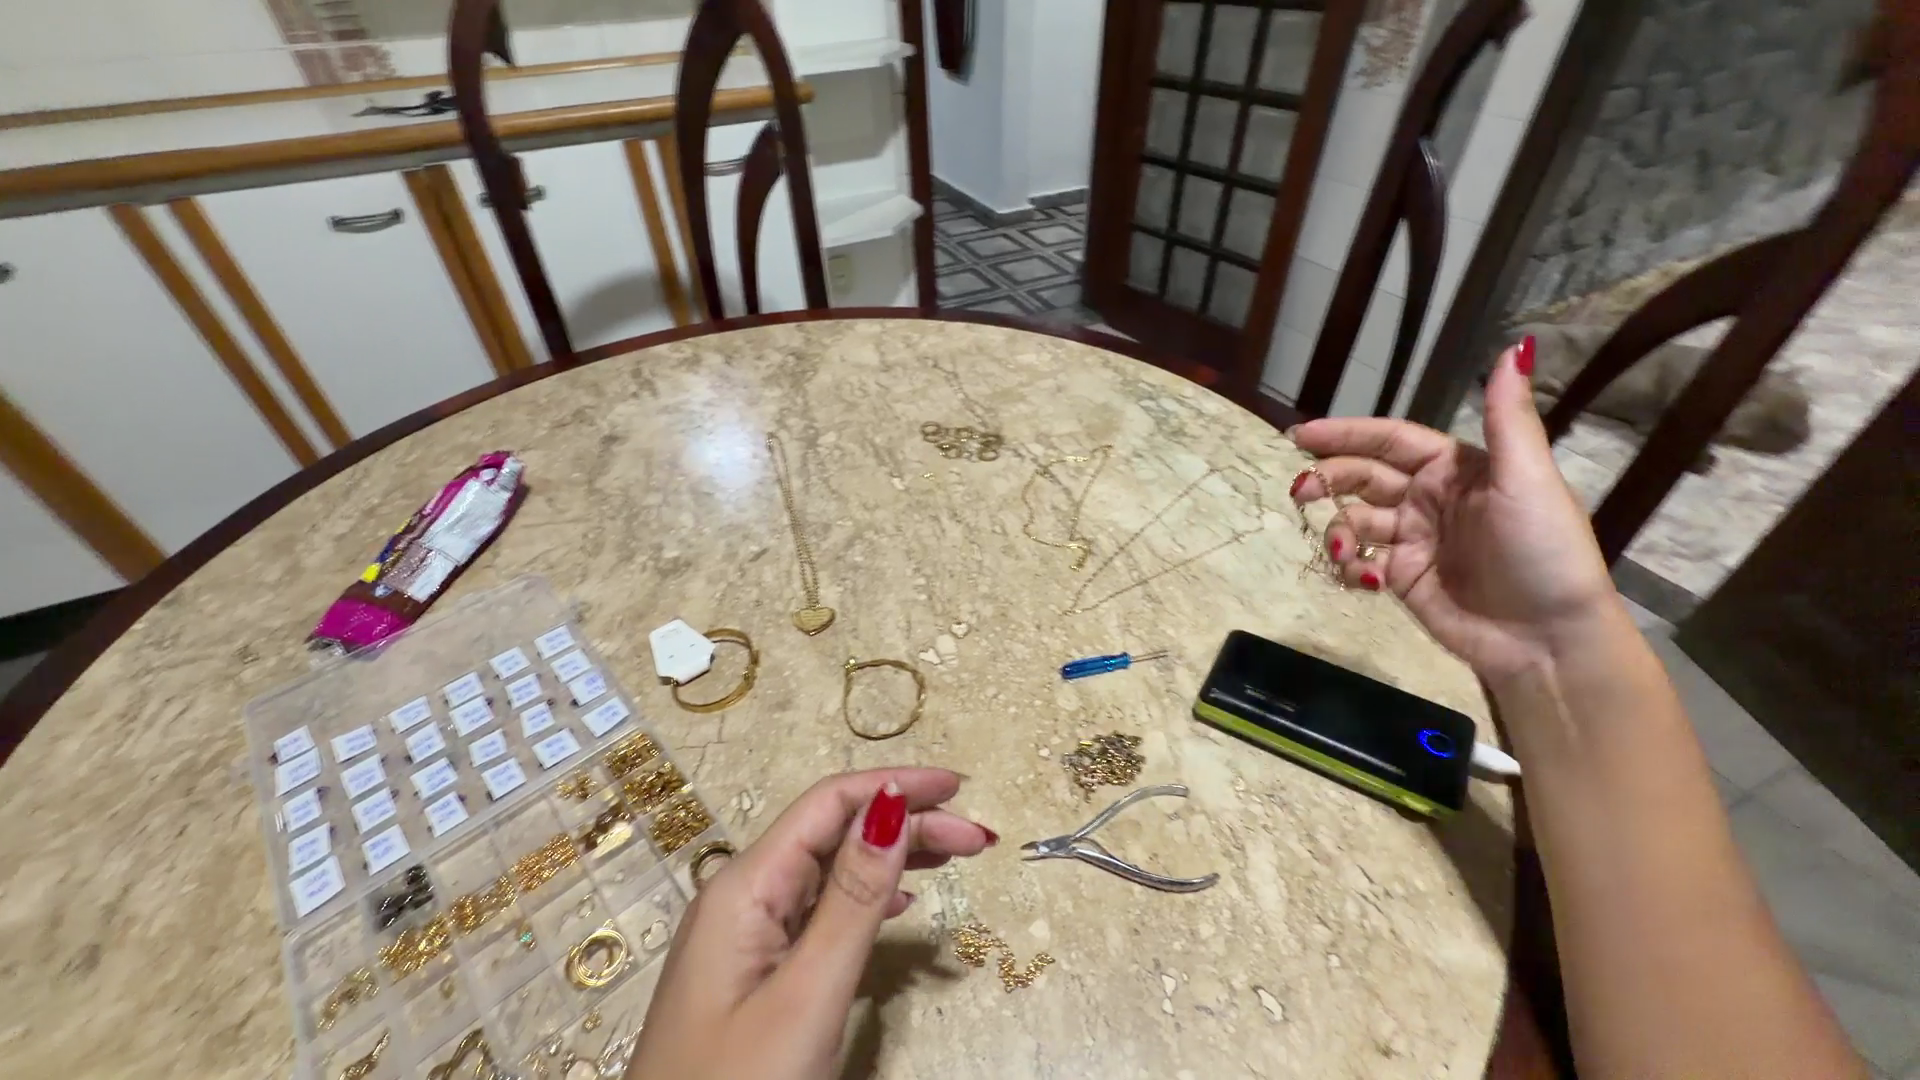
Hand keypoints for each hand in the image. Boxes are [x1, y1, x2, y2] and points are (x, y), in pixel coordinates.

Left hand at [626, 769, 994, 1079]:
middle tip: (977, 839)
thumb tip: (895, 804)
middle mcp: (744, 896)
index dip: (895, 785)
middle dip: (906, 822)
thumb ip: (853, 897)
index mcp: (747, 886)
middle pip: (834, 833)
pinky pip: (821, 911)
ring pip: (831, 870)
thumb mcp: (807, 993)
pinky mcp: (757, 971)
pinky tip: (902, 902)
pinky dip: (869, 897)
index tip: (958, 787)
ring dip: (893, 856)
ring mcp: (748, 935)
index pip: (829, 804)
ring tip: (954, 856)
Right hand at [1287, 339, 1619, 681]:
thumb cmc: (1541, 550)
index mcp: (1455, 468)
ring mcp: (1412, 540)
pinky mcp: (1400, 579)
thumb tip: (1514, 346)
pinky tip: (1362, 578)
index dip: (1345, 434)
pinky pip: (1358, 561)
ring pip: (1353, 520)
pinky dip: (1349, 566)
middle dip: (1327, 481)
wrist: (1546, 637)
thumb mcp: (1527, 478)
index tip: (1301, 436)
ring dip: (1337, 530)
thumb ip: (1508, 416)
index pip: (1389, 440)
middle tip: (1300, 493)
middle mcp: (1428, 498)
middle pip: (1361, 477)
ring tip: (1341, 549)